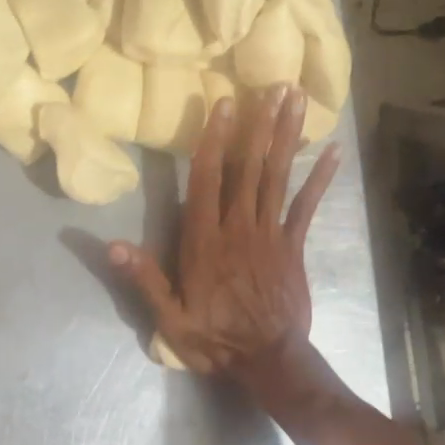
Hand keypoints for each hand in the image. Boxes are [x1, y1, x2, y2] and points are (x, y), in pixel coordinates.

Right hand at [109, 84, 340, 387]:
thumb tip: (111, 246)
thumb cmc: (215, 341)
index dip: (214, 140)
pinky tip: (332, 153)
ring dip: (286, 137)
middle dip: (259, 125)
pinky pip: (306, 207)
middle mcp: (238, 229)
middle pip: (249, 168)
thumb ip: (146, 279)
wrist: (267, 361)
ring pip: (277, 178)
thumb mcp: (170, 318)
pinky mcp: (293, 249)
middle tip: (274, 84)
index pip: (207, 181)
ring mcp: (270, 236)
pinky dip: (319, 180)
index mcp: (205, 243)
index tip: (223, 104)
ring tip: (296, 100)